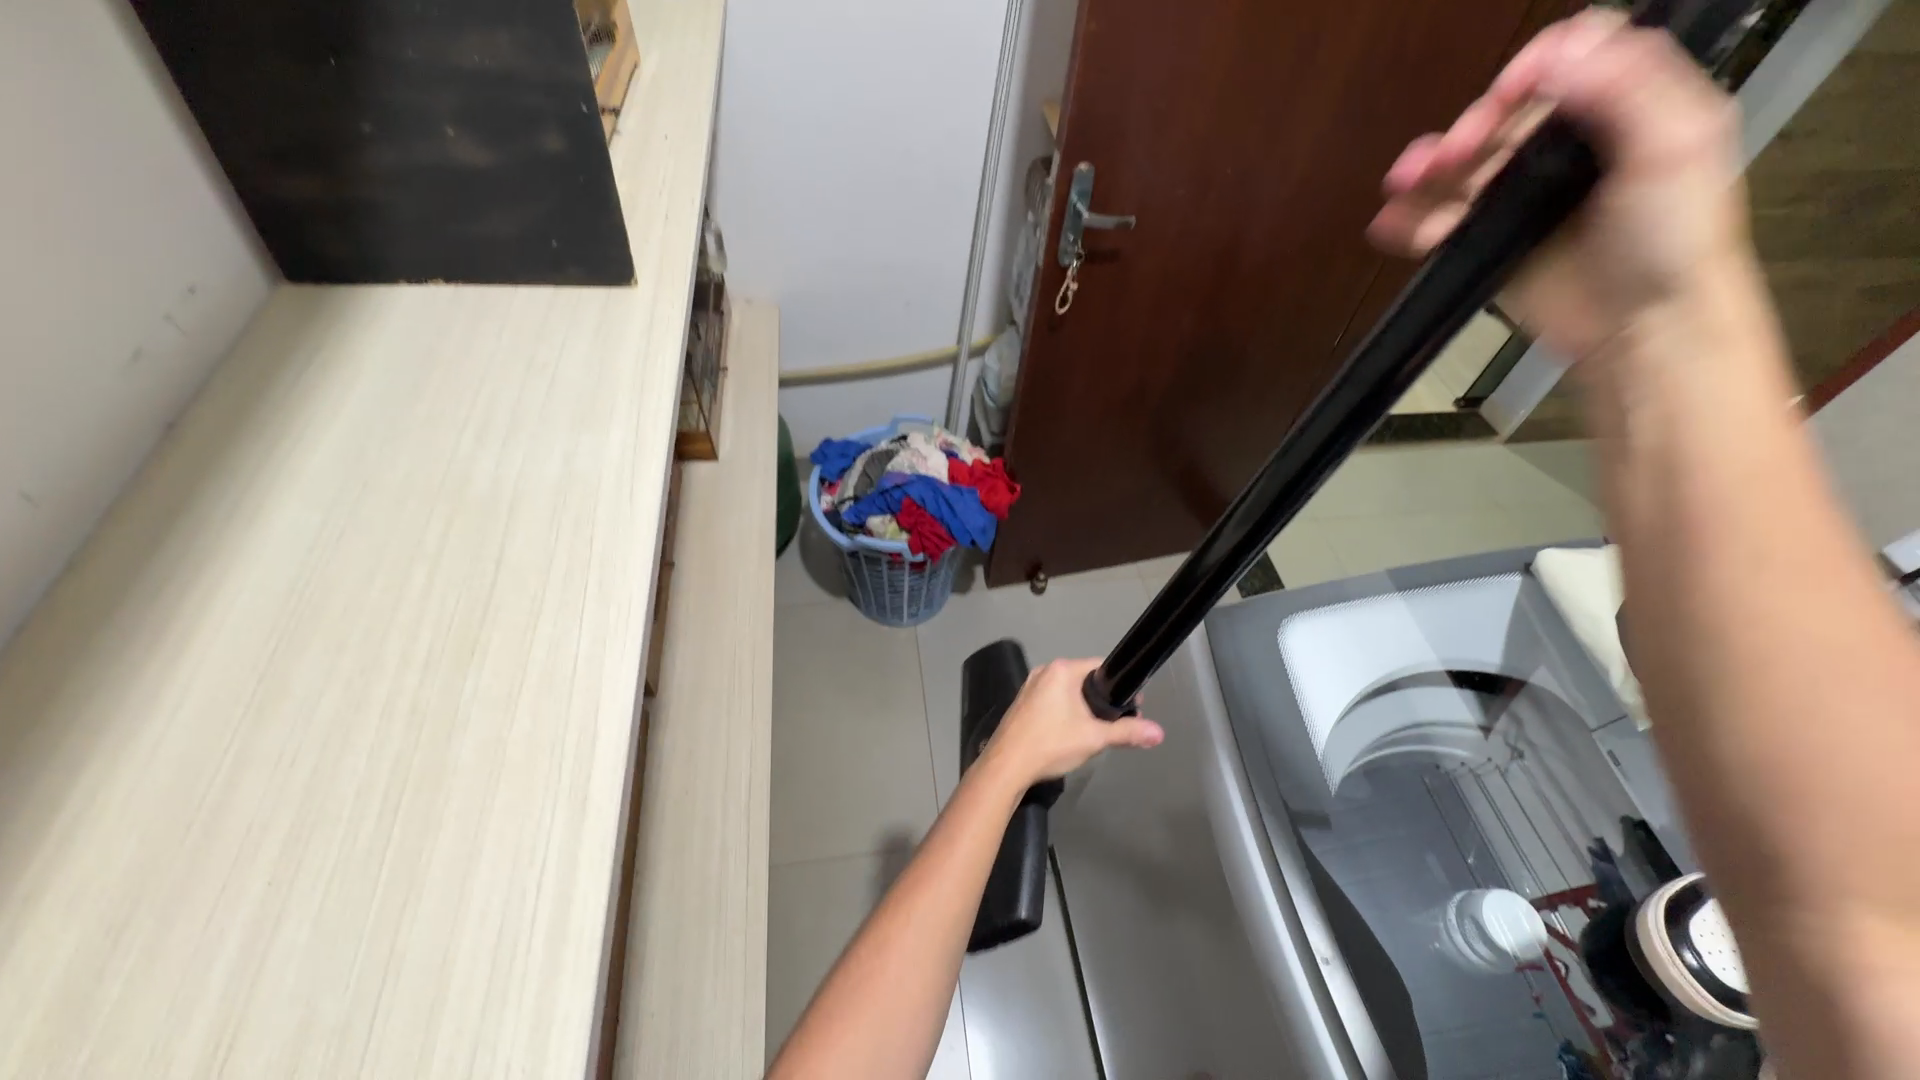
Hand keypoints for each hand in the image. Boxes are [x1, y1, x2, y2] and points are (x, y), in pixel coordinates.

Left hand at [979, 658, 1163, 789]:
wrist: (1006, 766)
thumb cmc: (1051, 744)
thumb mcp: (1094, 738)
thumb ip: (1127, 732)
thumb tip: (1159, 733)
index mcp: (1061, 670)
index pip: (1101, 667)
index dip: (1121, 686)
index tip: (1134, 706)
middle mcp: (1044, 671)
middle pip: (1085, 680)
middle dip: (1103, 700)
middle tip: (1119, 723)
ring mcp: (1029, 686)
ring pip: (1068, 692)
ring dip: (1084, 708)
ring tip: (1098, 731)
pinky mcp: (1022, 703)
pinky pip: (1053, 701)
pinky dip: (1066, 712)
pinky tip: (1071, 733)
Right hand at [1367, 9, 1752, 362]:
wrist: (1640, 328)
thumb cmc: (1674, 243)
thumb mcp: (1676, 147)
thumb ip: (1627, 87)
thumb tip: (1561, 53)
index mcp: (1625, 108)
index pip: (1575, 56)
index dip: (1539, 63)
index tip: (1510, 92)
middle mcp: (1570, 147)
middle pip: (1506, 111)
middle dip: (1471, 125)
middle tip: (1456, 151)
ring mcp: (1525, 196)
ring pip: (1464, 164)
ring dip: (1428, 166)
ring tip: (1406, 180)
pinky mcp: (1492, 240)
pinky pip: (1441, 221)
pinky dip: (1409, 219)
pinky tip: (1392, 221)